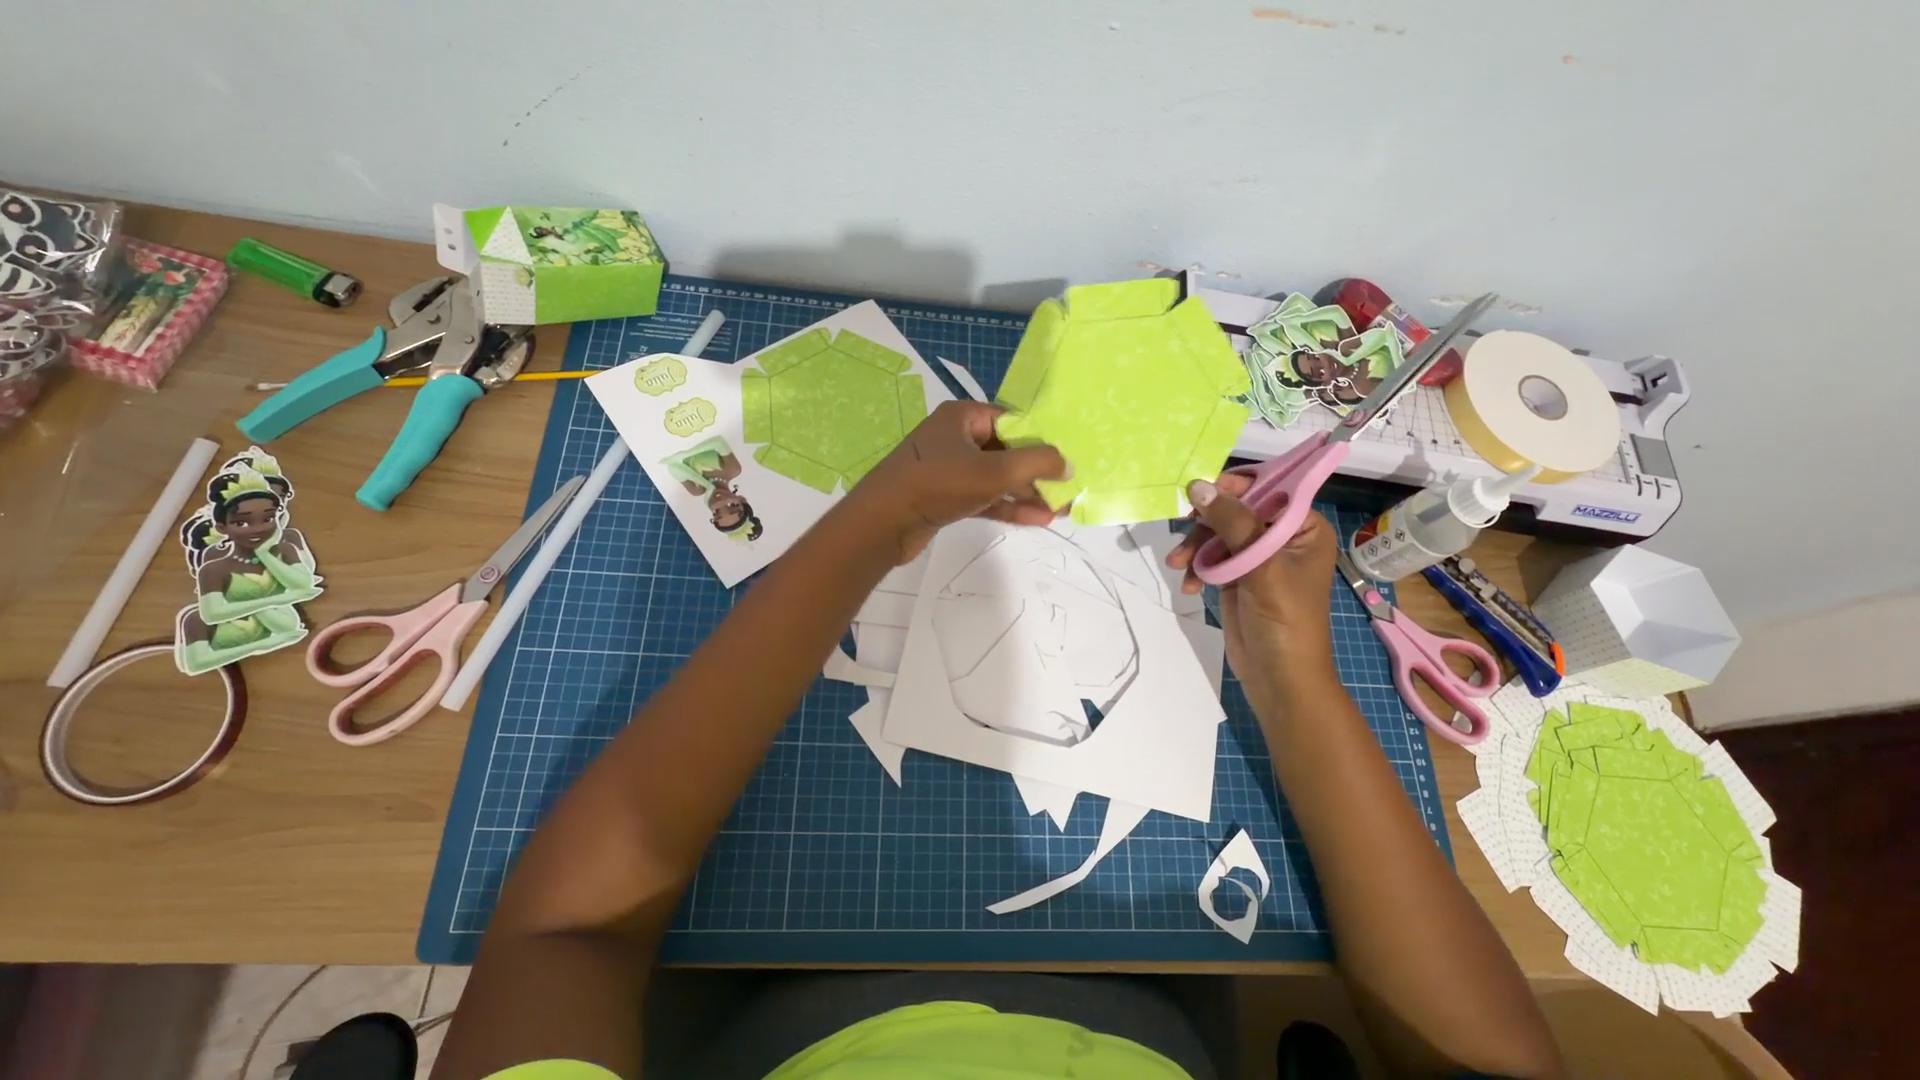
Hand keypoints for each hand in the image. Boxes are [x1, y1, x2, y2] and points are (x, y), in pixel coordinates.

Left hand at [842, 401, 1068, 563]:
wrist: (883, 523)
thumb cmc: (938, 484)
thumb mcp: (994, 471)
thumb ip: (1036, 464)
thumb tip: (1067, 464)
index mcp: (963, 417)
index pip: (1013, 421)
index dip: (1042, 439)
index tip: (1068, 458)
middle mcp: (955, 437)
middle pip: (1007, 449)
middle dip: (1038, 470)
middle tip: (1069, 488)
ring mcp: (949, 468)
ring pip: (997, 477)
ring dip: (1027, 492)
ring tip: (1061, 508)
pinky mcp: (946, 497)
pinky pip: (984, 497)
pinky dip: (1008, 506)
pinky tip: (1038, 519)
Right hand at [1164, 475, 1338, 695]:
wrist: (1279, 678)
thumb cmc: (1285, 620)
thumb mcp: (1262, 567)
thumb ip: (1232, 523)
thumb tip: (1198, 486)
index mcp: (1304, 527)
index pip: (1269, 488)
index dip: (1234, 486)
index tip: (1200, 490)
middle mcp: (1282, 536)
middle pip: (1236, 508)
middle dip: (1207, 521)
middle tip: (1181, 525)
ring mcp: (1257, 556)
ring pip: (1217, 532)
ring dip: (1195, 546)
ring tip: (1178, 565)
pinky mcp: (1236, 576)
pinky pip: (1210, 556)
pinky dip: (1197, 567)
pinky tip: (1191, 586)